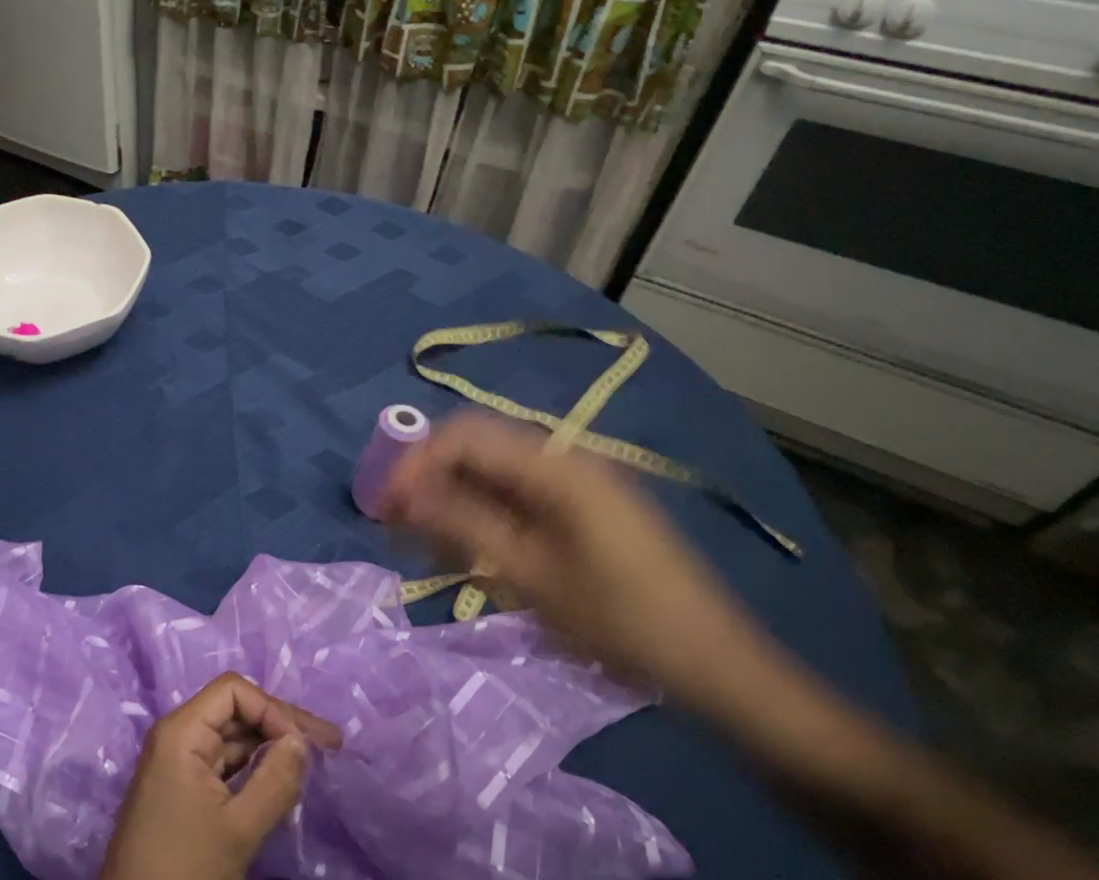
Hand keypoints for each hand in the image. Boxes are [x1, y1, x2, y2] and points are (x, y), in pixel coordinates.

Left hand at [101, 672, 341, 879]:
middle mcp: (178, 736)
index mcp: (181, 732)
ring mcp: (180, 762)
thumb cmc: (185, 865)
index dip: (272, 710)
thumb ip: (274, 780)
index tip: (304, 747)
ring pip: (233, 737)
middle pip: (235, 710)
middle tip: (332, 743)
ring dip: (272, 745)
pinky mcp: (185, 787)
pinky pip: (226, 763)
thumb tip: (301, 741)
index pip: (233, 692)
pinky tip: (285, 777)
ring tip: (316, 759)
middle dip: (282, 723)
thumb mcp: (238, 827)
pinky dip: (256, 767)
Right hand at [379, 413, 769, 702]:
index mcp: (557, 466)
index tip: (383, 503)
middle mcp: (567, 460)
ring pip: (495, 471)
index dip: (416, 461)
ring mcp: (579, 483)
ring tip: (424, 541)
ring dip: (453, 497)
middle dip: (430, 478)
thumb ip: (462, 523)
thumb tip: (403, 491)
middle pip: (478, 446)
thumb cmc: (619, 619)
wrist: (714, 663)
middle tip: (395, 522)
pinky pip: (519, 494)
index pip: (465, 436)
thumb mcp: (530, 574)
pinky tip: (469, 548)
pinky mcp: (585, 508)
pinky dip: (484, 513)